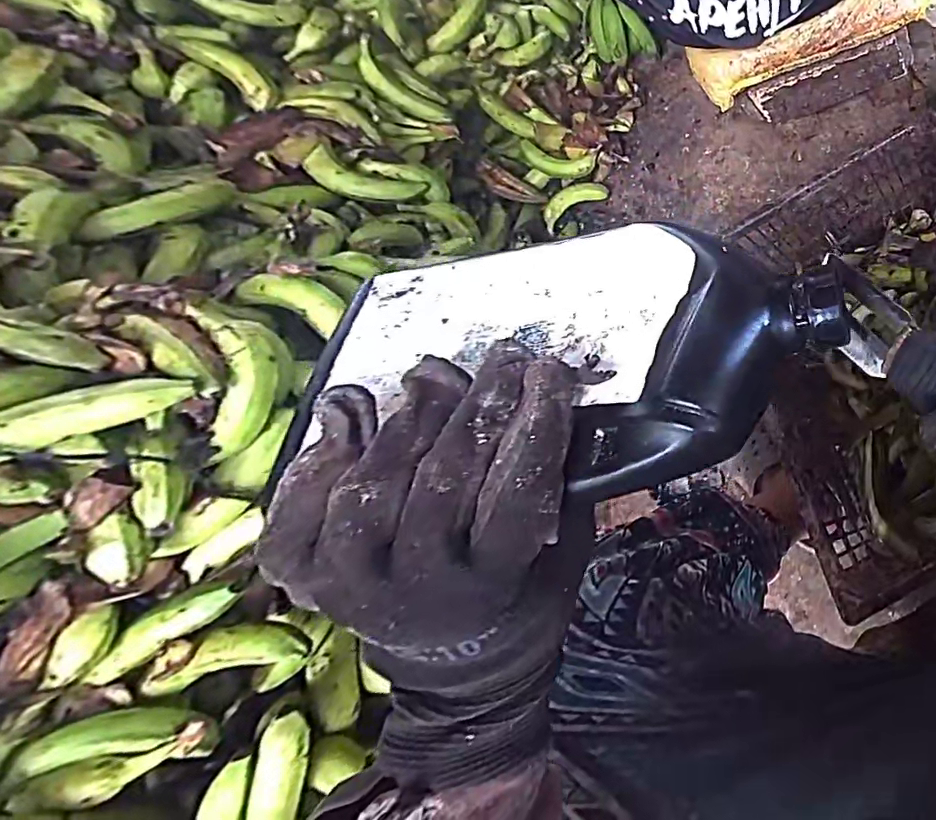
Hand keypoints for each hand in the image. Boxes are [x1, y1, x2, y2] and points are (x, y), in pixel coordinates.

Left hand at [259, 341, 588, 792]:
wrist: (465, 651)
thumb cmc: (532, 581)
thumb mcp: (567, 533)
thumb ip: (557, 475)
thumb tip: (545, 398)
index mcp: (497, 578)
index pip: (518, 488)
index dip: (537, 422)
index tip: (550, 369)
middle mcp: (420, 590)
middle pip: (444, 483)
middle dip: (480, 406)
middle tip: (503, 357)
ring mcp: (353, 590)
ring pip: (369, 496)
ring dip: (405, 425)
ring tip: (431, 377)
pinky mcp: (307, 586)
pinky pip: (294, 523)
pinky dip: (316, 467)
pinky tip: (345, 418)